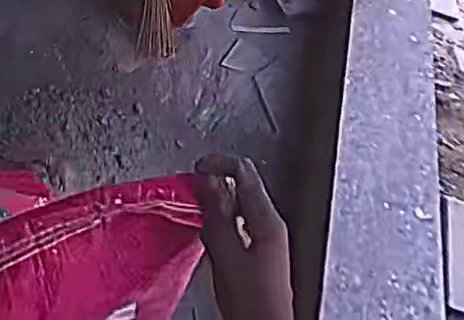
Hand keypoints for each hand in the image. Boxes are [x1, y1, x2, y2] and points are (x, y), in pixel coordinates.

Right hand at [195, 155, 291, 319]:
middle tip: (193, 186)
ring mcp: (266, 238)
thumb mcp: (228, 254)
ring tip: (197, 208)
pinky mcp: (259, 252)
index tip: (196, 168)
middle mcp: (270, 223)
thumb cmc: (250, 300)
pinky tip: (209, 231)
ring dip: (217, 201)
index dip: (218, 163)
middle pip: (243, 184)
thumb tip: (207, 180)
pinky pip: (238, 221)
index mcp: (268, 219)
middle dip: (216, 180)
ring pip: (239, 203)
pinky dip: (221, 218)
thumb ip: (216, 214)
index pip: (243, 170)